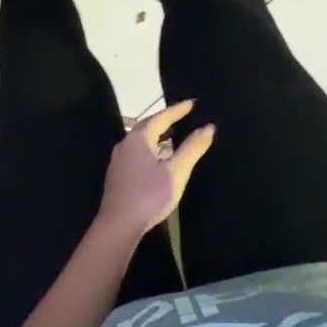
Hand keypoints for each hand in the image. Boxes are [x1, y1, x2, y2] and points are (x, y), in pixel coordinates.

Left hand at [97, 100, 215, 235]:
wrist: (119, 223)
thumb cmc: (150, 195)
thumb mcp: (176, 172)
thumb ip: (192, 148)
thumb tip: (208, 127)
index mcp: (138, 139)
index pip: (161, 117)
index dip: (177, 110)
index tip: (192, 103)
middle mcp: (125, 144)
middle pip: (148, 126)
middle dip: (166, 120)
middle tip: (183, 116)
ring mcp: (119, 159)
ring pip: (141, 140)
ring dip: (157, 135)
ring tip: (173, 135)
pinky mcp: (118, 173)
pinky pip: (137, 152)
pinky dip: (151, 148)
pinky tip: (158, 158)